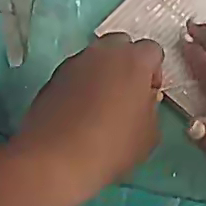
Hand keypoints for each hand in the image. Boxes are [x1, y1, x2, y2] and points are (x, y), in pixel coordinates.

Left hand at [14, 33, 166, 198]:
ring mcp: (74, 63)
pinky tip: (79, 112)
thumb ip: (151, 108)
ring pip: (94, 59)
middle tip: (126, 95)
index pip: (152, 51)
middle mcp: (102, 52)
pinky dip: (80, 85)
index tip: (149, 94)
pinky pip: (74, 74)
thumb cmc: (111, 147)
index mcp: (133, 60)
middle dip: (126, 65)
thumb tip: (143, 100)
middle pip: (120, 46)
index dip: (153, 72)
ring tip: (100, 106)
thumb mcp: (149, 135)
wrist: (55, 159)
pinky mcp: (52, 77)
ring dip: (101, 74)